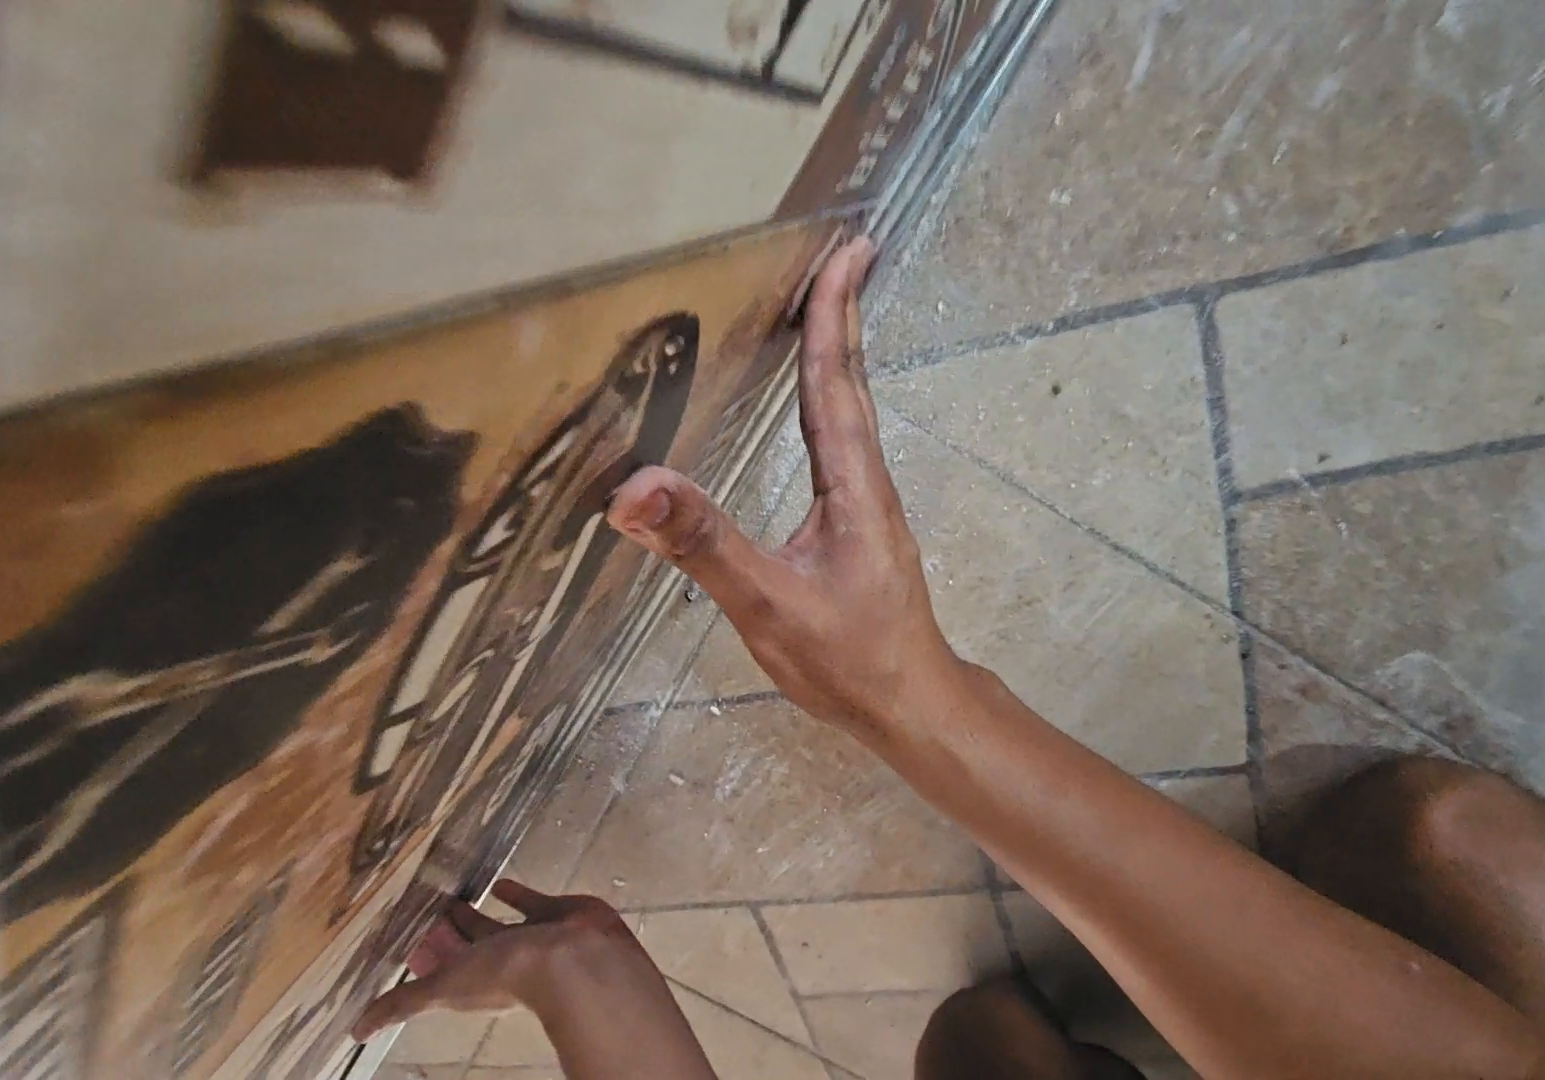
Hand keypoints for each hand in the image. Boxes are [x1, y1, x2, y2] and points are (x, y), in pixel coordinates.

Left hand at [353, 879, 644, 1040]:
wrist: (573, 955)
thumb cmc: (509, 972)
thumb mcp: (447, 987)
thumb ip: (406, 1002)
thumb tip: (355, 1033)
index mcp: (469, 981)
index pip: (436, 968)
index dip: (421, 953)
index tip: (402, 931)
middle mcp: (496, 961)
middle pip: (461, 946)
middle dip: (443, 931)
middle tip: (423, 904)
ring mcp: (526, 937)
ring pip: (490, 924)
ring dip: (473, 913)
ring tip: (453, 893)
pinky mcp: (550, 912)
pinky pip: (526, 901)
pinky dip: (512, 893)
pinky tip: (498, 881)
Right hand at [605, 237, 961, 737]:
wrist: (910, 702)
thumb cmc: (850, 659)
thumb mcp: (770, 607)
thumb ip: (706, 546)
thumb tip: (634, 487)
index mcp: (853, 486)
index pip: (837, 384)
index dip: (835, 315)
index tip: (849, 249)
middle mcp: (867, 483)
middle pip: (850, 386)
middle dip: (842, 317)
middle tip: (845, 253)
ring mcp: (867, 505)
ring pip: (850, 414)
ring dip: (837, 356)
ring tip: (824, 310)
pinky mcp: (859, 528)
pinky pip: (841, 447)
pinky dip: (828, 405)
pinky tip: (816, 412)